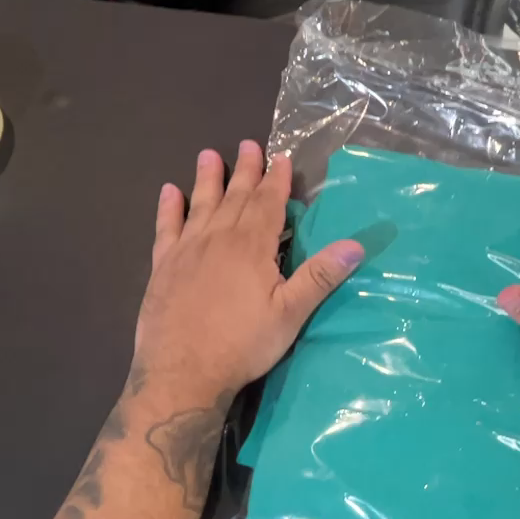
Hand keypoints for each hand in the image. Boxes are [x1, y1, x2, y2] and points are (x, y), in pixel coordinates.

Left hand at [133, 140, 363, 400]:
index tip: (282, 158)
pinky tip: (169, 193)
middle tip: (249, 145)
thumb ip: (320, 276)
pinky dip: (169, 209)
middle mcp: (218, 239)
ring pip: (200, 205)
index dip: (277, 180)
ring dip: (207, 179)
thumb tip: (356, 245)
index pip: (268, 204)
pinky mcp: (164, 268)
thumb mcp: (292, 313)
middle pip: (236, 198)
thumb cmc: (244, 344)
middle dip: (246, 171)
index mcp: (252, 247)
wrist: (182, 373)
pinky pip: (167, 229)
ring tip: (209, 155)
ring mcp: (187, 252)